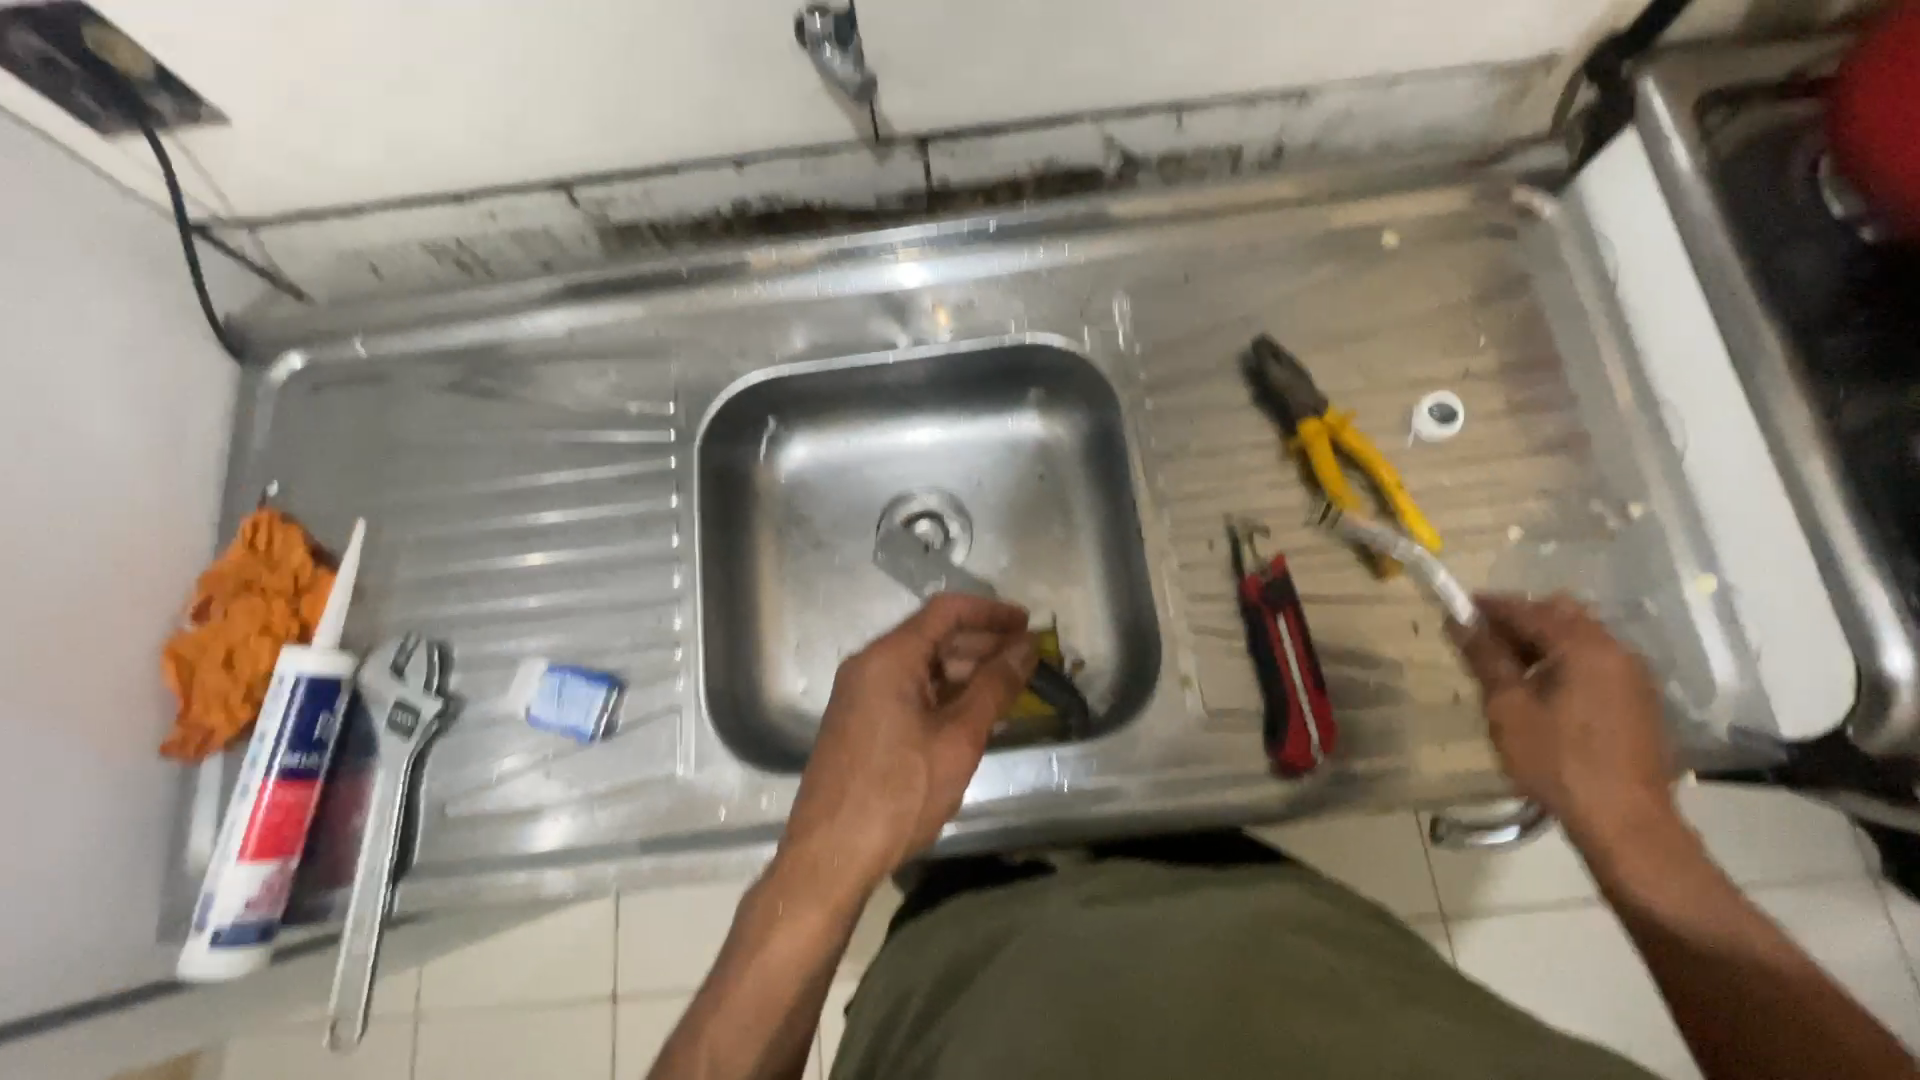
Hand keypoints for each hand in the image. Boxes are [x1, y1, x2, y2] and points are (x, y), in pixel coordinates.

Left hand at [776, 593, 1037, 899]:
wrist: (831, 855)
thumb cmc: (899, 793)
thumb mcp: (958, 738)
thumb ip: (995, 686)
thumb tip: (1027, 648)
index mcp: (888, 658)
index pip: (945, 611)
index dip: (991, 612)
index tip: (1028, 625)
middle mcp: (869, 666)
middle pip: (933, 637)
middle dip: (983, 644)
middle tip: (1029, 660)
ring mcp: (860, 696)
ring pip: (922, 668)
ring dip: (966, 673)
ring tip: (1011, 689)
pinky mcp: (860, 723)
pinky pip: (909, 693)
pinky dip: (944, 696)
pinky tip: (976, 715)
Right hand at [1450, 593, 1676, 840]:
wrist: (1625, 821)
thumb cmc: (1556, 760)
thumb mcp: (1508, 707)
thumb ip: (1485, 658)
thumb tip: (1458, 620)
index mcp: (1584, 647)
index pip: (1528, 609)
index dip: (1490, 606)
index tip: (1457, 609)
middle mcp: (1616, 651)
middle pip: (1562, 615)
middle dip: (1519, 620)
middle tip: (1483, 641)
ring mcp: (1634, 676)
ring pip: (1581, 638)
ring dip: (1543, 641)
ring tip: (1508, 670)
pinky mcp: (1640, 700)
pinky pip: (1597, 662)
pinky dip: (1565, 662)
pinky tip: (1543, 692)